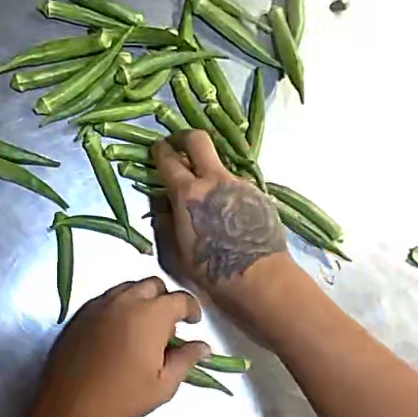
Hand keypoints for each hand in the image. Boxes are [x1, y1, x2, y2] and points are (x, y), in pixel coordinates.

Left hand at [29, 276, 210, 416]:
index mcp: (151, 315)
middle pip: (153, 285)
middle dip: (165, 300)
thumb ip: (186, 359)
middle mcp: (125, 301)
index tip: (193, 323)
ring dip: (141, 300)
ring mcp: (99, 305)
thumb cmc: (123, 397)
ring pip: (127, 288)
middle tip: (167, 327)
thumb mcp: (164, 384)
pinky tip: (116, 333)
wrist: (69, 407)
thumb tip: (203, 347)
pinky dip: (118, 308)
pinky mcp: (79, 315)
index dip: (192, 309)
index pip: (180, 298)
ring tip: (141, 328)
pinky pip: (105, 300)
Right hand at [151, 131, 307, 321]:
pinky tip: (229, 214)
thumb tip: (162, 204)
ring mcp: (241, 185)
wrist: (261, 279)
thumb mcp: (176, 253)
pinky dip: (227, 191)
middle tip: (177, 145)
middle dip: (183, 137)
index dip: (159, 151)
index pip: (168, 159)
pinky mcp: (260, 195)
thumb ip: (165, 222)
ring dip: (209, 171)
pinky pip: (237, 185)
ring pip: (220, 165)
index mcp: (189, 194)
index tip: (156, 149)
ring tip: (207, 196)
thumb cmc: (214, 272)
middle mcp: (216, 181)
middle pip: (198, 140)